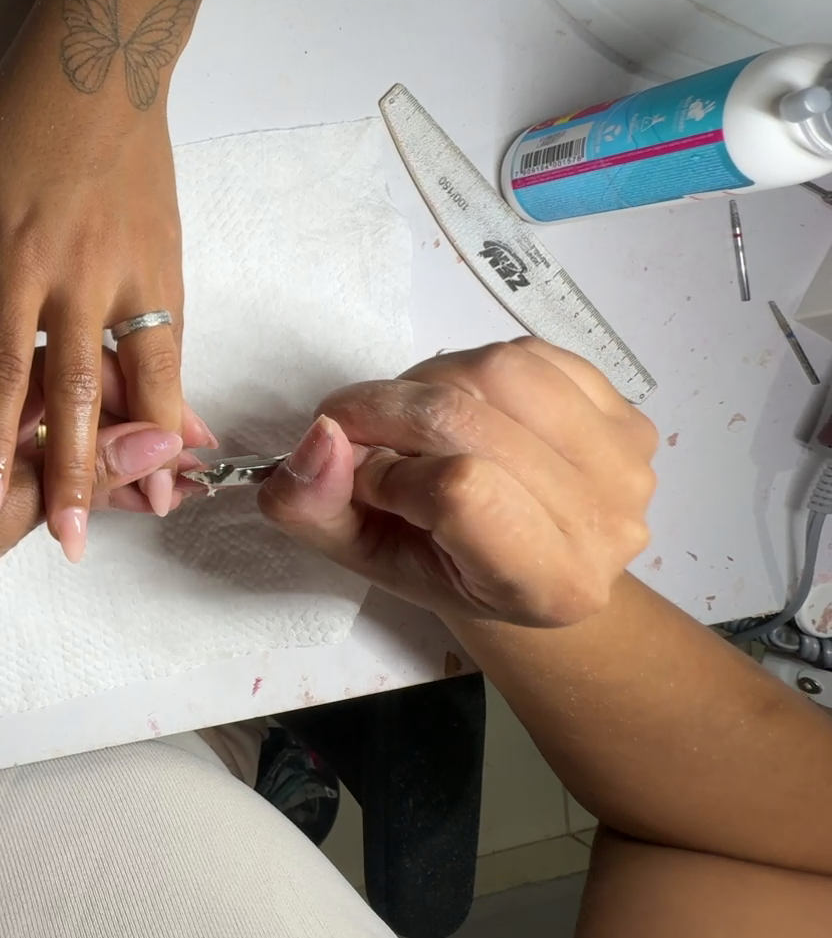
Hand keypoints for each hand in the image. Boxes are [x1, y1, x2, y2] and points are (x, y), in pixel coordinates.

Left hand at [0, 61, 211, 562]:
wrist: (105, 55)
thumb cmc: (14, 119)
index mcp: (18, 266)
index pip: (2, 380)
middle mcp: (81, 279)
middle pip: (78, 396)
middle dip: (79, 476)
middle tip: (77, 541)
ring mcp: (135, 271)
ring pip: (147, 375)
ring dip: (148, 444)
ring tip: (154, 504)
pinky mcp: (171, 261)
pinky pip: (172, 342)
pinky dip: (173, 390)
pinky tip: (176, 430)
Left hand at [0, 349, 205, 608]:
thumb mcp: (4, 503)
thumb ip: (80, 468)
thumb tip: (158, 443)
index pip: (86, 369)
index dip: (146, 406)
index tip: (190, 443)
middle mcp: (1, 383)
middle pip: (91, 393)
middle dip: (147, 428)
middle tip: (198, 461)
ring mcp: (2, 416)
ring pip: (80, 423)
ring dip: (128, 452)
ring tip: (185, 478)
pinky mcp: (1, 450)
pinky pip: (59, 450)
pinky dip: (96, 472)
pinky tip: (141, 490)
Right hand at [258, 339, 657, 627]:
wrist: (512, 559)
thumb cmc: (426, 561)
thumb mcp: (349, 551)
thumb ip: (309, 506)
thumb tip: (320, 436)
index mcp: (543, 583)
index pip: (459, 488)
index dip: (384, 471)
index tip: (361, 480)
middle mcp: (605, 526)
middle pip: (466, 418)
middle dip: (381, 411)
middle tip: (359, 436)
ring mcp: (627, 464)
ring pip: (496, 370)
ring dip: (425, 383)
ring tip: (414, 424)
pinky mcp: (627, 414)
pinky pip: (530, 355)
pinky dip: (468, 369)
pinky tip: (464, 408)